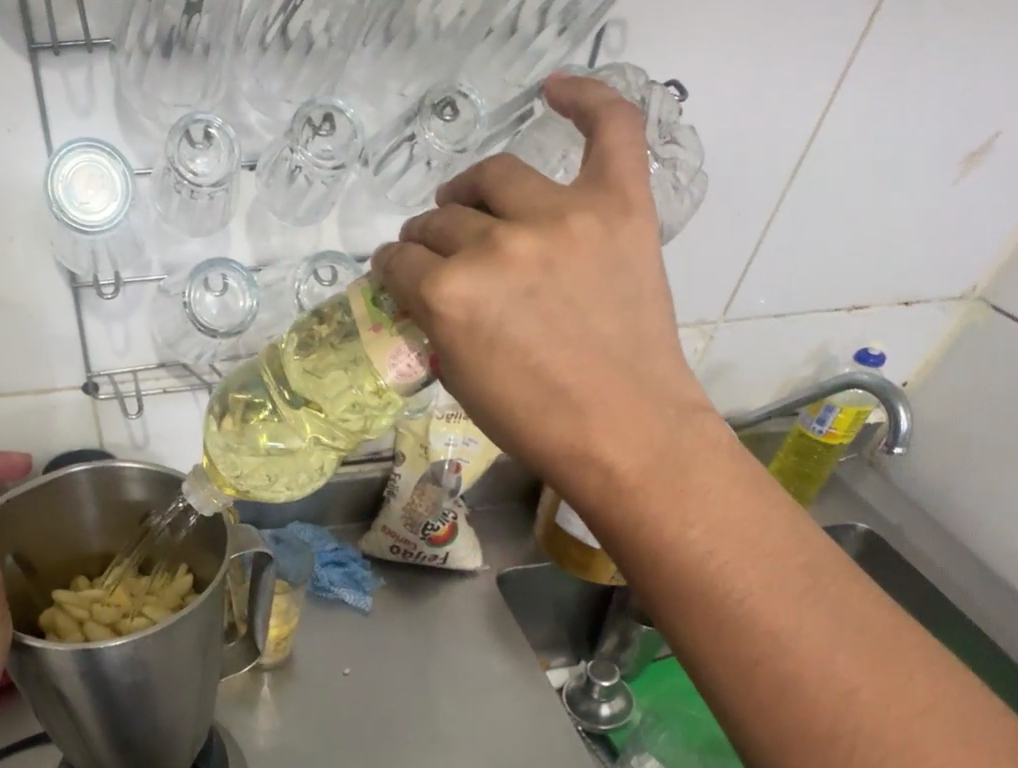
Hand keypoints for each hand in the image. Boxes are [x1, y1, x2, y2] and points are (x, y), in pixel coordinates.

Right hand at [371, 74, 719, 501]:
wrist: (623, 429)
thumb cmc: (532, 421)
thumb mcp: (456, 377)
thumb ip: (432, 319)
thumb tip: (420, 287)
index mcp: (448, 295)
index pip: (400, 261)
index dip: (394, 269)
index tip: (398, 274)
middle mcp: (496, 246)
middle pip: (441, 221)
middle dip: (428, 239)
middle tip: (438, 253)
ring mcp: (560, 217)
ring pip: (493, 176)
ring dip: (468, 192)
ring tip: (469, 203)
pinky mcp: (619, 205)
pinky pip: (609, 128)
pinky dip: (587, 99)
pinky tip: (555, 89)